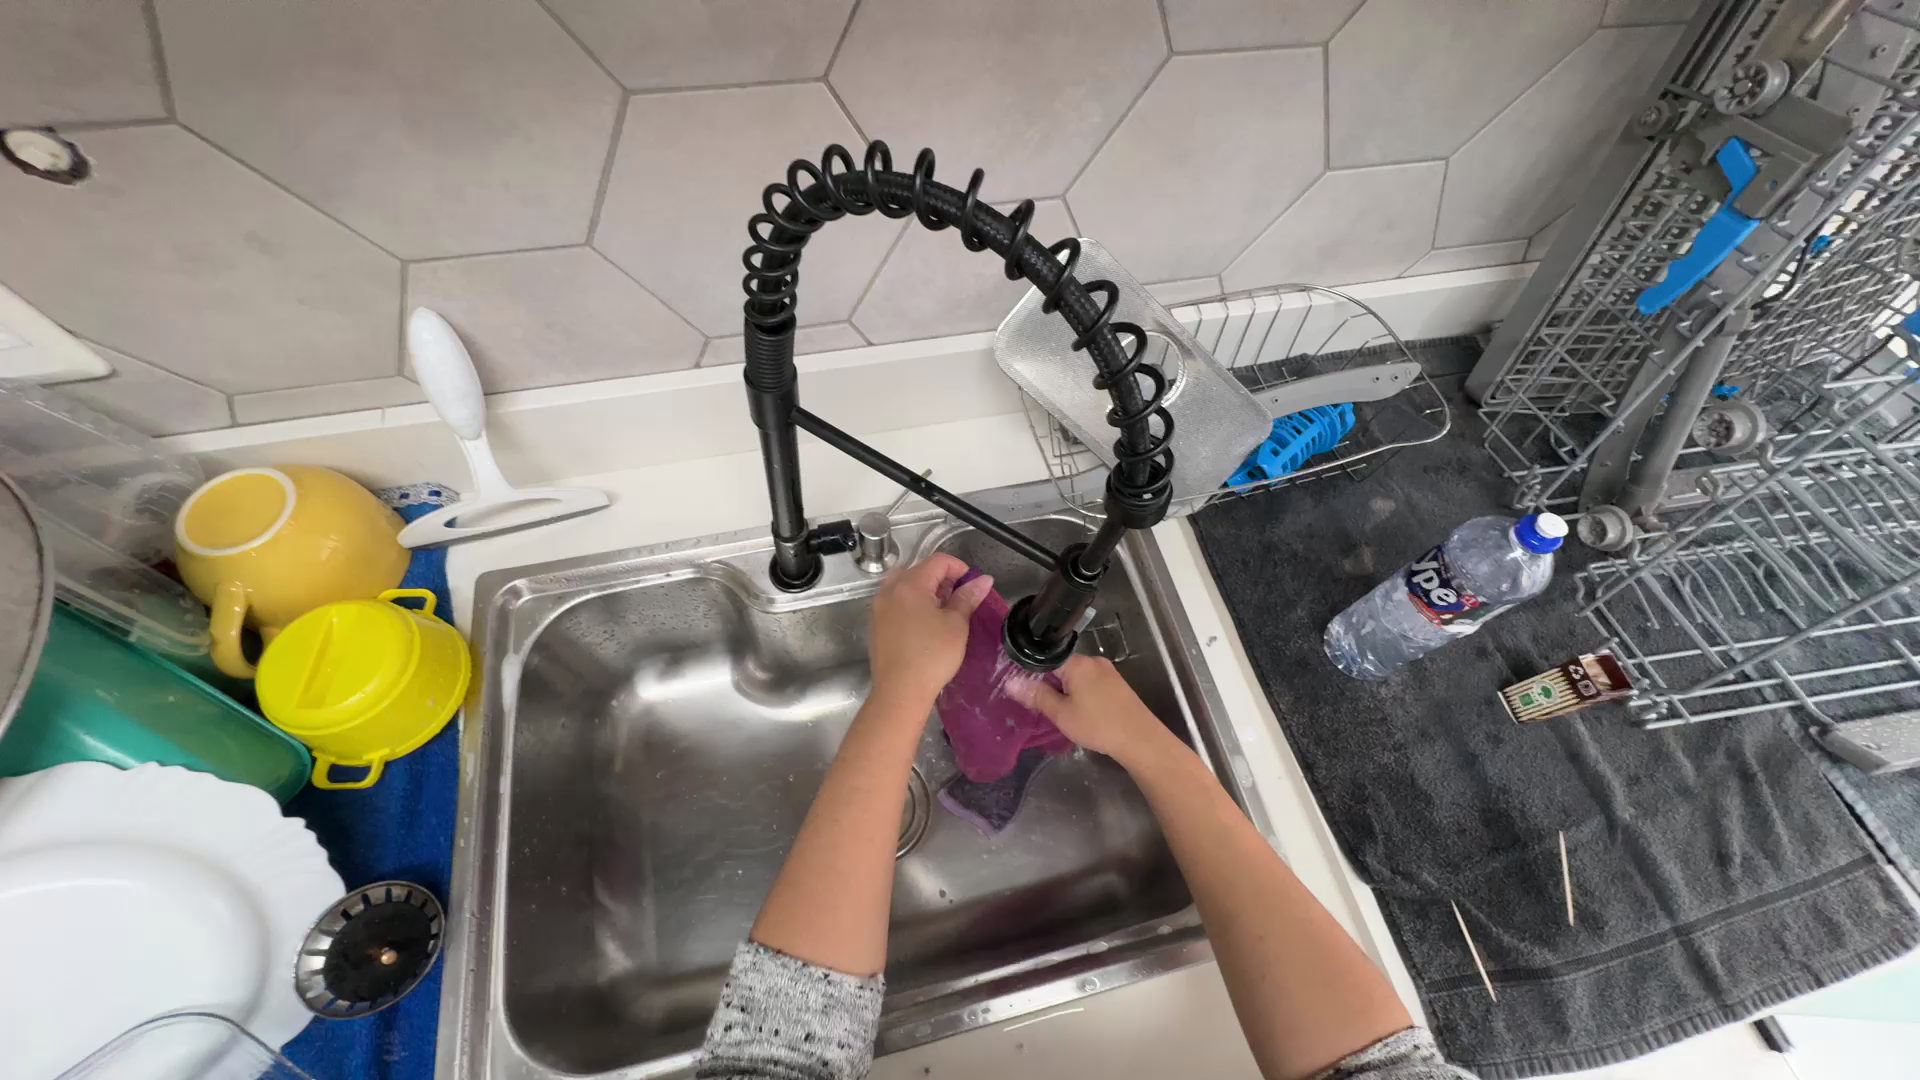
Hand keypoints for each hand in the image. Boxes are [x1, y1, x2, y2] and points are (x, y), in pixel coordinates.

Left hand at [868, 553, 994, 710]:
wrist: (900, 691)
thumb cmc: (932, 656)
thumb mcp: (956, 624)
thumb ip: (967, 597)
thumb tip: (983, 580)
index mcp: (910, 584)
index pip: (938, 561)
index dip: (960, 568)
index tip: (972, 585)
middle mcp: (890, 590)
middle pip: (919, 570)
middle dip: (942, 578)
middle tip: (959, 598)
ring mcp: (879, 607)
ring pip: (905, 585)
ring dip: (926, 590)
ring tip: (943, 611)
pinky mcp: (876, 625)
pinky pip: (896, 602)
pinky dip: (912, 603)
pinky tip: (925, 624)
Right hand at [1007, 654, 1172, 767]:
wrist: (1140, 739)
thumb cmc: (1097, 724)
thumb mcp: (1061, 713)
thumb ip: (1036, 695)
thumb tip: (1011, 682)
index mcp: (1077, 663)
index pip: (1045, 659)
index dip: (1032, 674)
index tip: (1023, 690)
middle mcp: (1094, 661)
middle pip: (1062, 667)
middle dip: (1050, 684)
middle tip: (1041, 706)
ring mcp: (1108, 672)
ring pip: (1077, 677)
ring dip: (1067, 691)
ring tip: (1061, 712)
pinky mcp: (1118, 685)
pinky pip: (1091, 684)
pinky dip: (1082, 694)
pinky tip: (1082, 713)